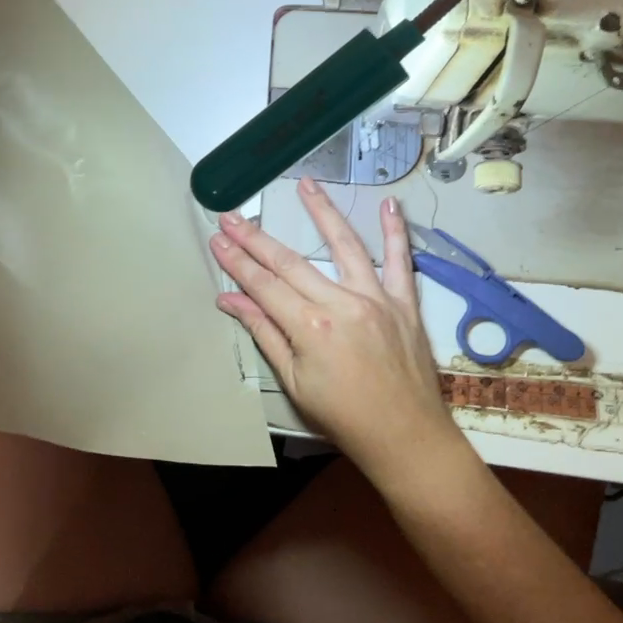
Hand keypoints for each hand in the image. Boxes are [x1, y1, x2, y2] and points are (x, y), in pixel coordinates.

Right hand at [210, 179, 464, 480]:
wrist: (405, 438)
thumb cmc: (342, 417)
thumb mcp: (292, 381)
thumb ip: (264, 333)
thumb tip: (229, 300)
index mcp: (310, 327)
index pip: (262, 284)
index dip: (236, 261)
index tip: (217, 239)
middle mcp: (341, 304)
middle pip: (289, 261)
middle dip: (255, 238)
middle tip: (232, 215)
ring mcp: (376, 299)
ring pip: (344, 245)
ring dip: (322, 212)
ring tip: (305, 184)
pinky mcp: (404, 303)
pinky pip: (400, 261)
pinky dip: (396, 232)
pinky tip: (390, 205)